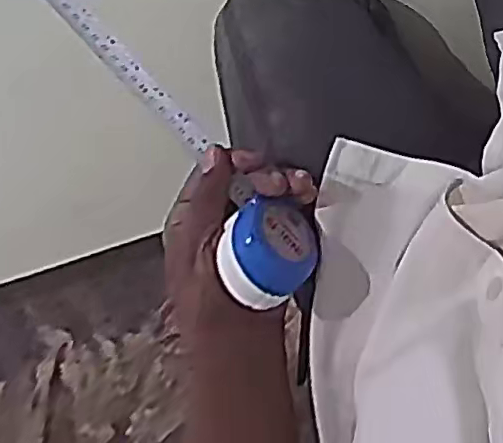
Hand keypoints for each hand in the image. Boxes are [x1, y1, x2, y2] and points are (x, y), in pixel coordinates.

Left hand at [164, 146, 316, 348]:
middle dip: (269, 174)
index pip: (216, 171)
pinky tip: (307, 199)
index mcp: (195, 217)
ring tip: (301, 189)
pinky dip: (300, 201)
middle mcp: (223, 219)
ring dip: (289, 184)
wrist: (240, 345)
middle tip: (281, 185)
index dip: (237, 162)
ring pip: (273, 190)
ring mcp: (251, 229)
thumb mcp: (195, 247)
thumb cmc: (207, 306)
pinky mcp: (276, 240)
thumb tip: (214, 156)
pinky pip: (290, 209)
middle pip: (249, 178)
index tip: (256, 164)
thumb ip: (204, 198)